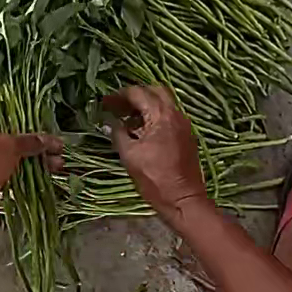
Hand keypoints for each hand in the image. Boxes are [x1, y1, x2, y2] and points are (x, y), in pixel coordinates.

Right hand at [103, 85, 207, 218]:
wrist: (183, 199)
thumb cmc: (155, 179)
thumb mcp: (130, 155)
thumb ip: (118, 133)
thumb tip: (110, 122)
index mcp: (162, 116)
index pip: (138, 93)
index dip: (118, 96)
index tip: (104, 104)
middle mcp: (176, 114)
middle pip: (155, 91)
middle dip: (135, 96)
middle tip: (118, 107)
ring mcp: (184, 125)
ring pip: (164, 103)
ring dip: (145, 106)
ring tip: (126, 120)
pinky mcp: (186, 136)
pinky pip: (169, 116)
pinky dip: (154, 117)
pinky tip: (141, 131)